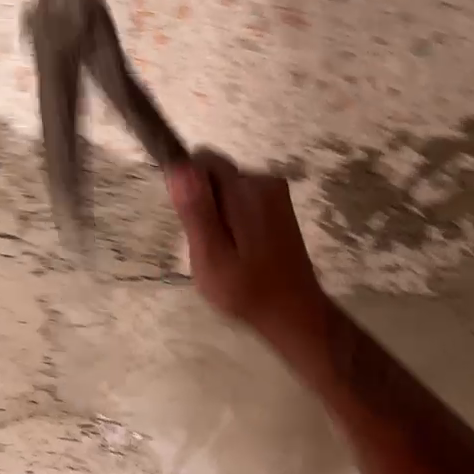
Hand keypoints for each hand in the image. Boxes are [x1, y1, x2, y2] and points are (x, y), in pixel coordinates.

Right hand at [166, 150, 331, 347]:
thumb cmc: (247, 290)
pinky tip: (241, 249)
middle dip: (205, 201)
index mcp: (245, 190)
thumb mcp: (211, 256)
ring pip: (229, 187)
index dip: (189, 184)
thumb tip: (178, 166)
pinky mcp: (280, 204)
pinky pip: (244, 197)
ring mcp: (276, 192)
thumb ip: (195, 210)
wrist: (295, 313)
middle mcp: (264, 181)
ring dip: (220, 211)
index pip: (203, 160)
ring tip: (226, 250)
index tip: (191, 218)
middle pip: (217, 173)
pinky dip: (235, 217)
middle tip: (208, 243)